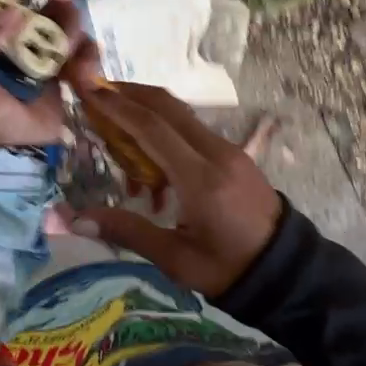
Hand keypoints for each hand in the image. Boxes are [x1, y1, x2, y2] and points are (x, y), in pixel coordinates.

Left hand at [0, 0, 83, 146]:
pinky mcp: (64, 61)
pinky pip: (83, 45)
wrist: (15, 156)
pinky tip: (79, 79)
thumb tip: (9, 10)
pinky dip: (86, 58)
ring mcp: (39, 42)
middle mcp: (10, 26)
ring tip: (65, 57)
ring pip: (63, 12)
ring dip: (69, 26)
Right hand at [67, 82, 283, 297]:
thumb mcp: (175, 259)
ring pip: (180, 113)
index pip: (152, 128)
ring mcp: (229, 150)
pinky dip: (163, 125)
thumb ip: (127, 230)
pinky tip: (147, 150)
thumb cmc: (228, 269)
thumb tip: (76, 220)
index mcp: (201, 179)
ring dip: (146, 107)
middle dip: (129, 93)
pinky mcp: (234, 154)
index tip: (89, 91)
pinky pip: (191, 128)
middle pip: (167, 106)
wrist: (289, 274)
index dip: (118, 107)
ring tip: (115, 119)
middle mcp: (216, 153)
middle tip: (96, 92)